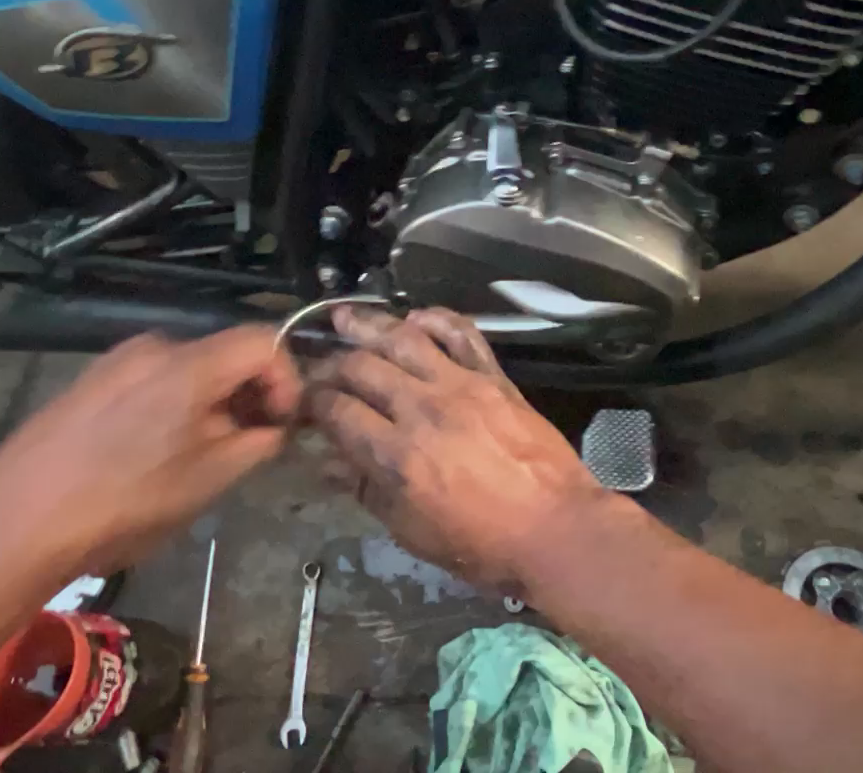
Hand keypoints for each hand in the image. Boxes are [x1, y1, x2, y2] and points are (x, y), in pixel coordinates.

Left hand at [0, 327, 301, 577]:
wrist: (13, 525)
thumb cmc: (122, 503)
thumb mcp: (207, 481)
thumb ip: (255, 443)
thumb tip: (272, 427)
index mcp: (189, 363)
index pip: (264, 341)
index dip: (287, 379)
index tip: (282, 424)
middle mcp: (152, 347)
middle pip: (225, 354)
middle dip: (249, 394)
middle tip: (249, 445)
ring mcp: (114, 361)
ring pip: (188, 369)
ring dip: (212, 402)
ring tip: (200, 456)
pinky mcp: (87, 382)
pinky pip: (151, 380)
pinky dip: (174, 406)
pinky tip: (153, 454)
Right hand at [305, 307, 605, 590]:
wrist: (558, 529)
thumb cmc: (483, 545)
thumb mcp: (412, 531)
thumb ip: (367, 490)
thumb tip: (328, 463)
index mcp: (398, 456)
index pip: (338, 411)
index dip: (312, 403)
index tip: (303, 402)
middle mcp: (422, 409)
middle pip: (362, 368)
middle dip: (331, 365)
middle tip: (319, 368)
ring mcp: (461, 386)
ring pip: (404, 339)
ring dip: (370, 324)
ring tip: (345, 316)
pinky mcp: (494, 376)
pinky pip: (461, 334)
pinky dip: (435, 318)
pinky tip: (415, 316)